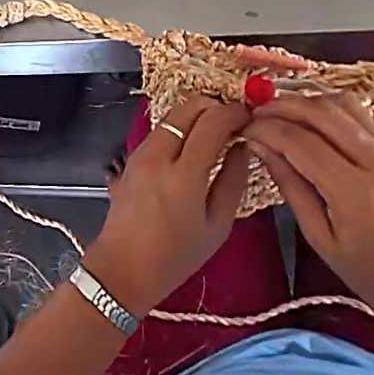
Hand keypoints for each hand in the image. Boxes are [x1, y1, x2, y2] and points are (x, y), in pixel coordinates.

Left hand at [83, 96, 254, 318]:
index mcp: (184, 176)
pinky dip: (182, 126)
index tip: (251, 117)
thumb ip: (233, 180)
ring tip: (218, 133)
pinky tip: (195, 144)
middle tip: (235, 121)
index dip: (236, 113)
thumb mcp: (217, 226)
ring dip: (199, 114)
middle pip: (191, 106)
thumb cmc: (175, 256)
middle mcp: (159, 156)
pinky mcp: (132, 156)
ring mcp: (141, 153)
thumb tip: (244, 146)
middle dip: (217, 105)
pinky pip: (162, 128)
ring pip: (174, 114)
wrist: (122, 269)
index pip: (213, 122)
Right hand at [242, 95, 373, 339]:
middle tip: (256, 113)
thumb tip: (262, 149)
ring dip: (307, 101)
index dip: (267, 129)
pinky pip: (363, 116)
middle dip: (283, 106)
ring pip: (343, 105)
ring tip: (281, 112)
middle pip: (321, 113)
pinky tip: (313, 119)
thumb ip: (292, 188)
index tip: (245, 129)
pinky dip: (332, 109)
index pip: (300, 142)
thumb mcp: (322, 241)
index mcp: (355, 193)